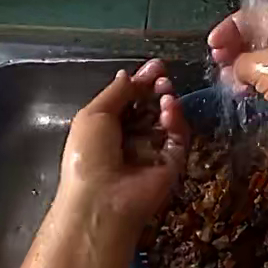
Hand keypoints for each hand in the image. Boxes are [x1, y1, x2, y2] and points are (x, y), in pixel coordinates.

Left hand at [57, 59, 187, 241]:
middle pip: (151, 106)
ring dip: (167, 101)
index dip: (142, 82)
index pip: (130, 99)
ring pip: (167, 119)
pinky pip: (179, 137)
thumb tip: (129, 73)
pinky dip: (177, 120)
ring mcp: (153, 151)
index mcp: (108, 128)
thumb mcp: (93, 115)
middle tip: (163, 78)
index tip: (156, 66)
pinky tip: (170, 108)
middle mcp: (132, 138)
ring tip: (165, 91)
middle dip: (157, 89)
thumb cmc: (88, 156)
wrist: (101, 201)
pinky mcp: (173, 162)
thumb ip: (116, 92)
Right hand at [207, 5, 267, 143]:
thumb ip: (240, 62)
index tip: (212, 45)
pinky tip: (246, 92)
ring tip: (228, 81)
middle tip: (218, 62)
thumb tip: (235, 68)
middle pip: (260, 33)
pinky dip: (261, 81)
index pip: (252, 13)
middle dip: (236, 47)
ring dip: (246, 68)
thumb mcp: (261, 66)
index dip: (229, 27)